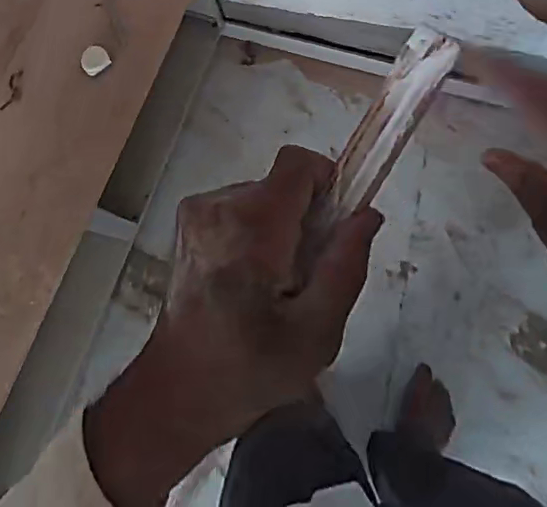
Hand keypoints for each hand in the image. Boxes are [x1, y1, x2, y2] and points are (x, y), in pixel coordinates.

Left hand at [83, 145, 383, 505]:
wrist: (180, 384)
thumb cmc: (251, 367)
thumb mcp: (317, 333)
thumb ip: (345, 266)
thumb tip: (366, 213)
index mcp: (251, 226)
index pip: (296, 163)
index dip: (325, 182)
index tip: (333, 226)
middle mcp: (219, 204)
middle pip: (281, 184)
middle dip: (304, 219)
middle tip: (303, 274)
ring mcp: (197, 208)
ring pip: (261, 195)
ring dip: (279, 228)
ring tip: (273, 283)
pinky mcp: (187, 217)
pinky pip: (238, 206)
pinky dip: (254, 231)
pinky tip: (247, 278)